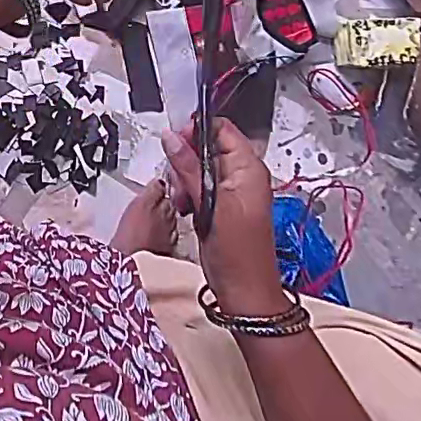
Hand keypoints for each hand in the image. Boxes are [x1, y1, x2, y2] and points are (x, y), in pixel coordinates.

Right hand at [162, 119, 292, 316]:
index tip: (177, 142)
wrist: (243, 291)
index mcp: (248, 169)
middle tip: (179, 178)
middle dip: (185, 159)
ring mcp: (229, 190)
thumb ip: (189, 167)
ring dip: (183, 179)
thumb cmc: (238, 253)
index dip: (196, 131)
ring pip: (197, 166)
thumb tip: (172, 138)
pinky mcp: (219, 204)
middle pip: (205, 147)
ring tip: (184, 199)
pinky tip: (186, 207)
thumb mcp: (210, 204)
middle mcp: (240, 176)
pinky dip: (187, 192)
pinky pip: (197, 185)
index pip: (221, 129)